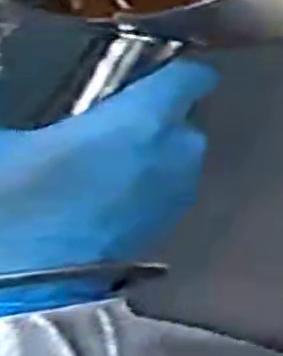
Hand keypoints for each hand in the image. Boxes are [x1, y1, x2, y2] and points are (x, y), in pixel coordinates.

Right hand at [0, 61, 217, 314]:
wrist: (22, 284)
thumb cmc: (7, 206)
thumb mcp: (0, 149)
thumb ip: (14, 116)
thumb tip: (12, 94)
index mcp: (144, 120)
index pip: (191, 76)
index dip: (173, 71)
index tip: (147, 75)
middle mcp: (181, 144)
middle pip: (179, 114)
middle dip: (144, 117)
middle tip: (93, 127)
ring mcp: (184, 180)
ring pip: (175, 149)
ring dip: (144, 150)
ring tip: (88, 164)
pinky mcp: (175, 211)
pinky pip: (167, 180)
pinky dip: (142, 179)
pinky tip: (96, 193)